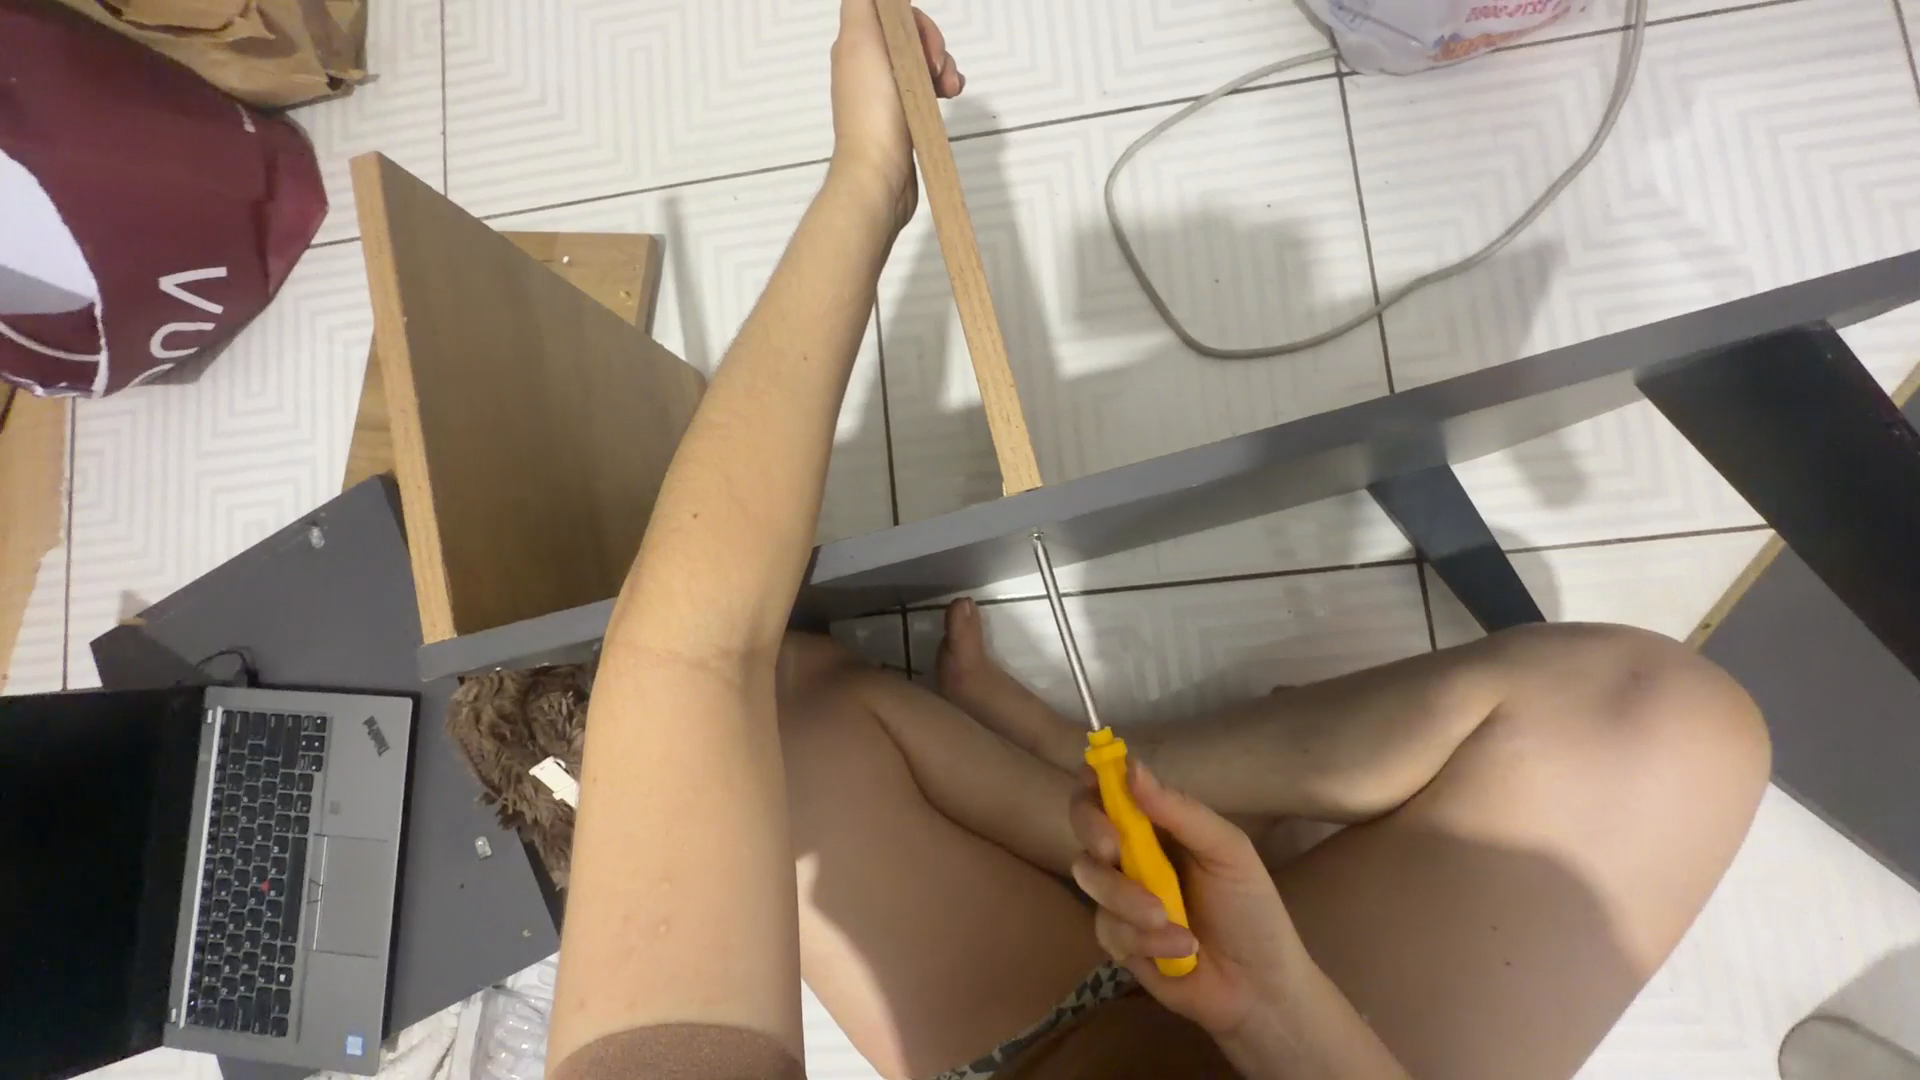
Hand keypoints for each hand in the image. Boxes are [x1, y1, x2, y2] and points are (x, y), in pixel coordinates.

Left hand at [830, 0, 964, 228]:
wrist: (878, 178)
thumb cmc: (872, 110)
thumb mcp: (862, 39)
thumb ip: (866, 3)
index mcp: (856, 45)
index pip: (888, 10)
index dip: (911, 17)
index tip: (921, 39)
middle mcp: (869, 67)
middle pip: (909, 34)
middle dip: (932, 43)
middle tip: (936, 68)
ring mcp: (889, 96)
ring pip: (923, 62)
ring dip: (944, 66)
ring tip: (950, 89)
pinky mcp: (906, 120)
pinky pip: (929, 91)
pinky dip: (944, 88)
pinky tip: (953, 96)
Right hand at [1068, 763, 1308, 1040]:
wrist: (1261, 990)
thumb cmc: (1251, 909)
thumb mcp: (1227, 851)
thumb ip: (1179, 810)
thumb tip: (1130, 767)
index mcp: (1156, 823)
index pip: (1109, 789)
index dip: (1094, 779)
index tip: (1095, 783)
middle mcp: (1130, 852)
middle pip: (1083, 824)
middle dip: (1094, 832)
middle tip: (1114, 850)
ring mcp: (1120, 895)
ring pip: (1089, 877)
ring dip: (1126, 898)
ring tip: (1171, 920)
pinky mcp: (1117, 938)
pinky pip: (1108, 927)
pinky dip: (1145, 939)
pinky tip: (1181, 948)